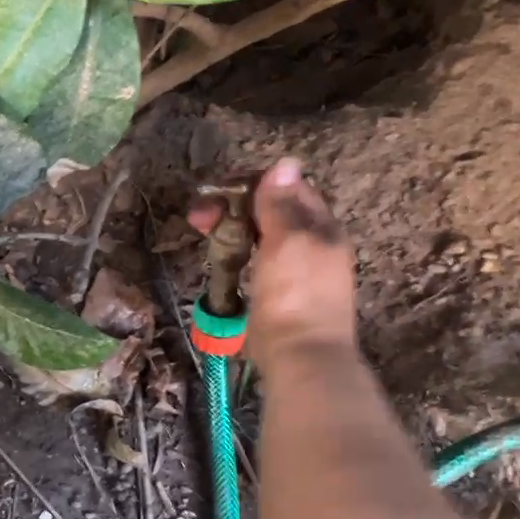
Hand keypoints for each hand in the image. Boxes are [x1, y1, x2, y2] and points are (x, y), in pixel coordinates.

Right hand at [190, 158, 357, 368]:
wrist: (300, 355)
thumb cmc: (294, 296)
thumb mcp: (288, 242)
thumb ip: (282, 206)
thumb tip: (284, 163)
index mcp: (321, 228)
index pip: (288, 189)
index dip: (252, 184)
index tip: (216, 191)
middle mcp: (313, 244)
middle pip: (272, 211)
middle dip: (234, 206)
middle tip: (198, 217)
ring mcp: (296, 270)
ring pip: (261, 234)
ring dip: (232, 228)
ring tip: (202, 233)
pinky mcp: (279, 291)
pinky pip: (256, 258)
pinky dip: (237, 250)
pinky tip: (222, 257)